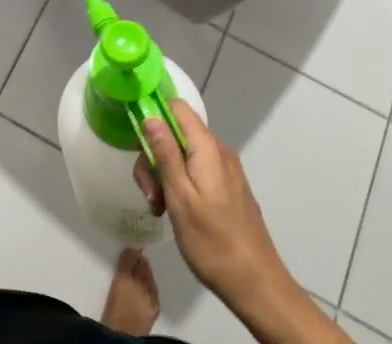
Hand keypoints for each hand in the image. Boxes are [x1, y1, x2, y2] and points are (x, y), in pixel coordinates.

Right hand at [134, 100, 287, 300]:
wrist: (255, 282)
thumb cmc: (212, 241)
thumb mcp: (180, 198)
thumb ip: (166, 154)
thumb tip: (151, 116)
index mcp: (207, 148)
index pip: (177, 108)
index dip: (153, 116)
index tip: (136, 144)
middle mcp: (220, 151)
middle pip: (177, 134)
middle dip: (155, 158)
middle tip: (150, 195)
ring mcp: (226, 170)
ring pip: (185, 156)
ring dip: (166, 176)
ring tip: (161, 210)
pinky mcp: (229, 188)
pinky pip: (198, 172)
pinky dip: (181, 186)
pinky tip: (176, 213)